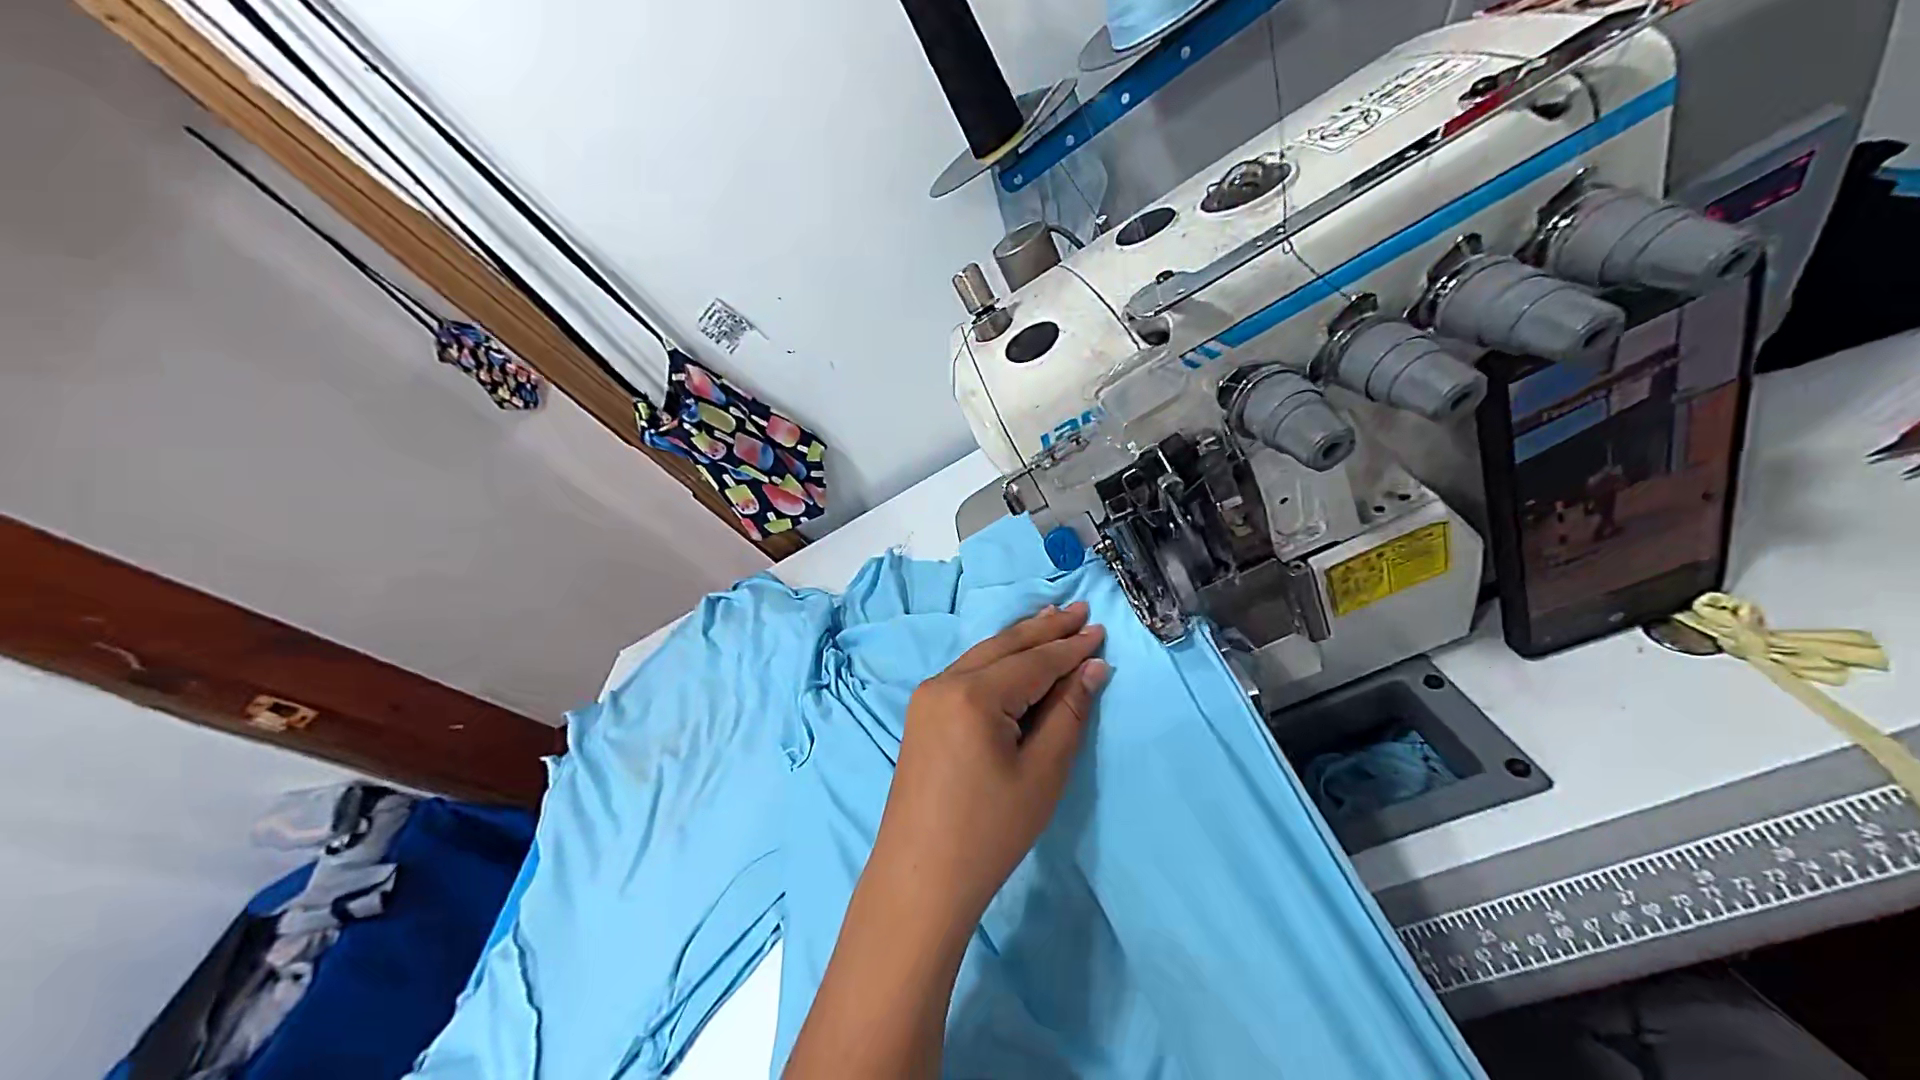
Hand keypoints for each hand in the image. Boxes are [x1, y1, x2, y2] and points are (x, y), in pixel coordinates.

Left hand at [785, 602, 1108, 1079]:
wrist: (920, 878)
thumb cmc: (989, 831)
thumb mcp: (1042, 773)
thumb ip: (1068, 713)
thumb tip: (1092, 668)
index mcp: (974, 695)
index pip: (1034, 661)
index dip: (1070, 647)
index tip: (1100, 630)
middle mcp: (945, 683)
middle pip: (1004, 646)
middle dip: (1045, 629)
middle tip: (1080, 610)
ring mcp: (927, 697)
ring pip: (983, 655)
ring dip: (1020, 640)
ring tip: (1052, 620)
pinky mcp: (922, 714)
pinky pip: (967, 673)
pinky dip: (996, 661)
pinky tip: (1012, 657)